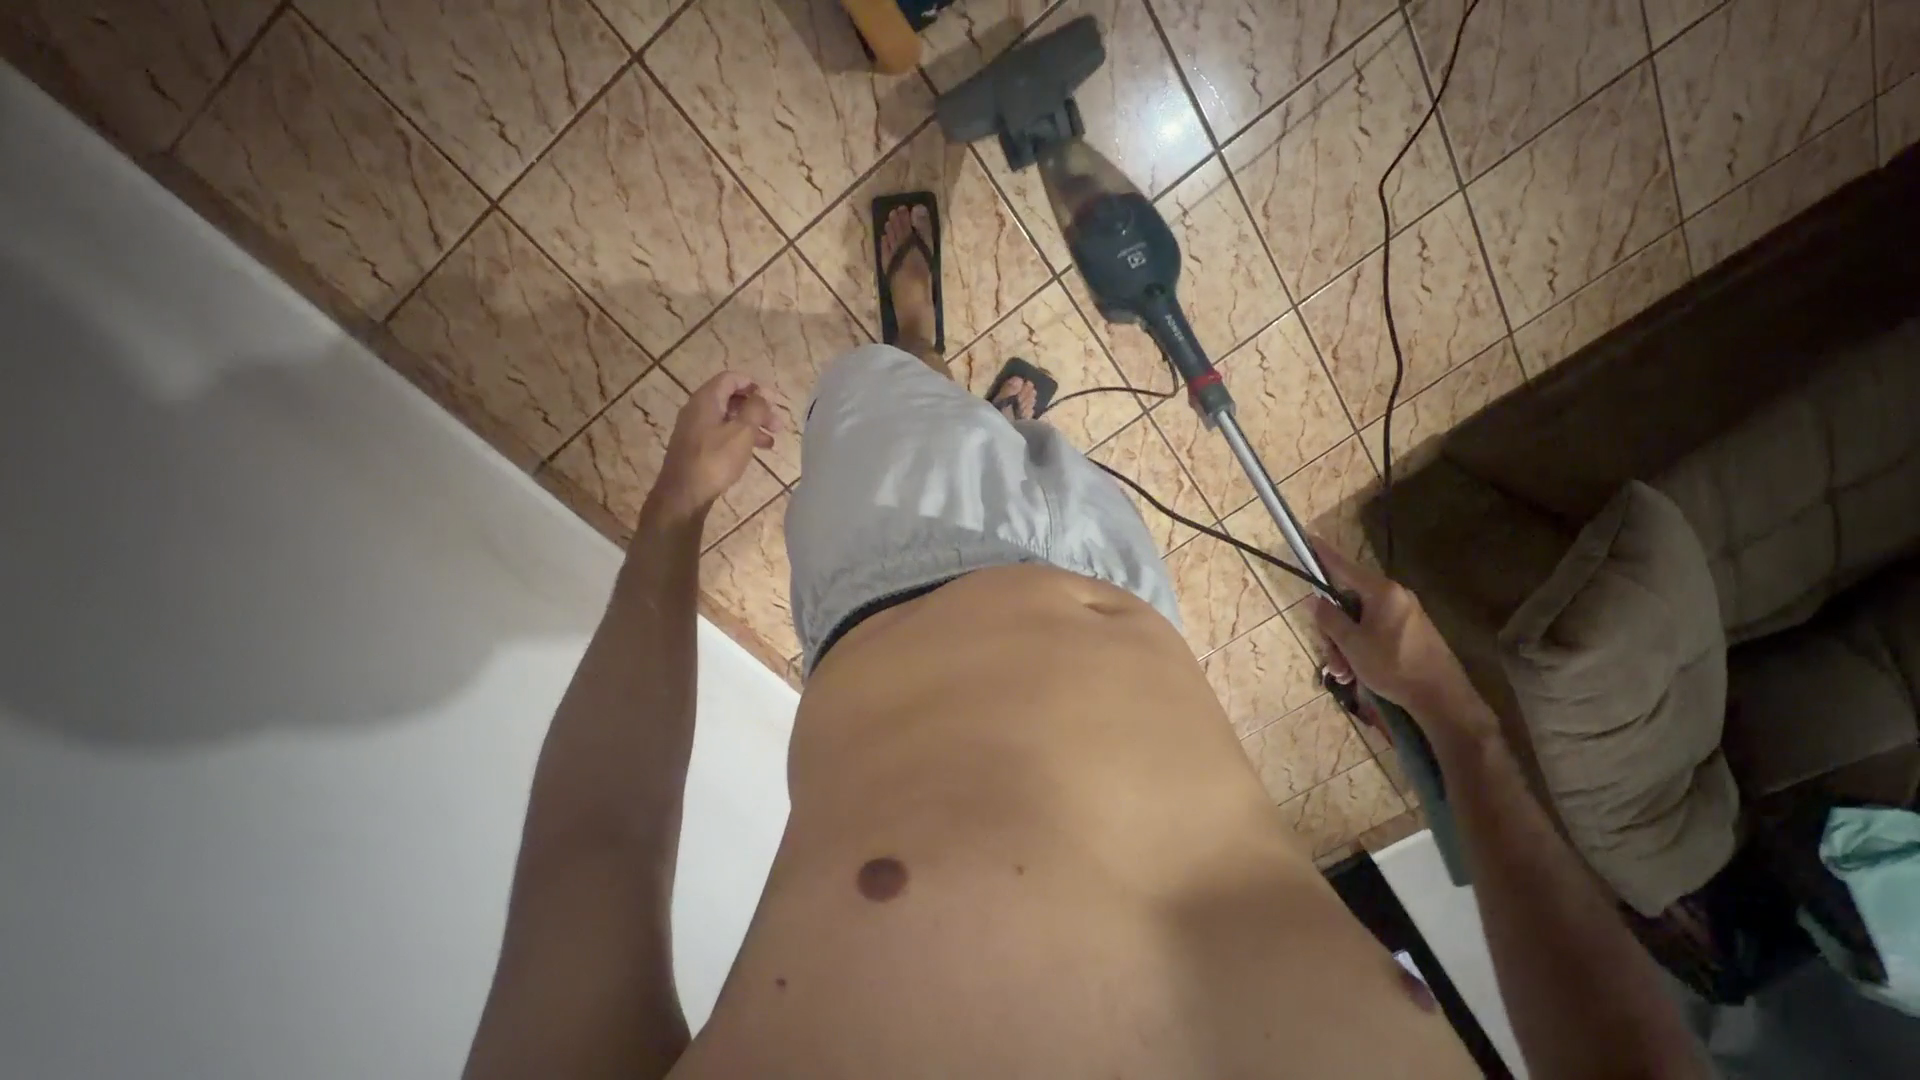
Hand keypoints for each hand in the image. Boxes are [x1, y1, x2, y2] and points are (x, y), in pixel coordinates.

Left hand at [646, 372, 775, 524]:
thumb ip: (755, 409)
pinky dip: (739, 437)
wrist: (683, 493)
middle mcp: (698, 409)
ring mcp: (695, 428)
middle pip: (731, 399)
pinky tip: (753, 452)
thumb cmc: (715, 459)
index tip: (773, 400)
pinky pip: (721, 433)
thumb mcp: (742, 432)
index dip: (754, 385)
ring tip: (771, 442)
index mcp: (707, 399)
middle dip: (757, 409)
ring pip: (728, 418)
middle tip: (778, 425)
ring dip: (751, 426)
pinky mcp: (696, 446)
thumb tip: (764, 394)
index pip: (731, 378)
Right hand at [1304, 542, 1488, 743]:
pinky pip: (1374, 633)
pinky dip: (1361, 650)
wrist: (1441, 697)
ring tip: (1344, 675)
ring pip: (1359, 623)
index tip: (1309, 538)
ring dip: (1345, 647)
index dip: (1323, 555)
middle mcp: (1394, 597)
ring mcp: (1404, 615)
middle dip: (1333, 633)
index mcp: (1381, 592)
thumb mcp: (1352, 644)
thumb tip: (1314, 599)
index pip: (1344, 567)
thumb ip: (1329, 619)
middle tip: (1330, 659)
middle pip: (1348, 603)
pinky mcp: (1410, 633)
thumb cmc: (1393, 665)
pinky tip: (1357, 674)